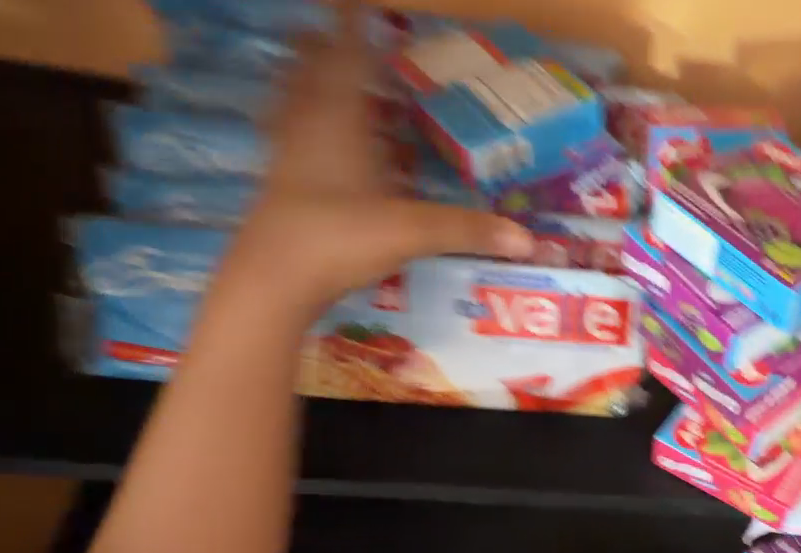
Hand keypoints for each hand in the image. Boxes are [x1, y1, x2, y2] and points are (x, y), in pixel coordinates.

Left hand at [220, 0, 532, 316]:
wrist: (274, 278)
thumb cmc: (340, 237)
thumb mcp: (412, 233)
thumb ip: (467, 231)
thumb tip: (526, 239)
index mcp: (339, 120)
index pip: (347, 57)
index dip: (354, 30)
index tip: (361, 9)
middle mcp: (310, 126)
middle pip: (313, 71)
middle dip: (329, 51)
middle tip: (348, 40)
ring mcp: (289, 154)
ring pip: (297, 102)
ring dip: (313, 86)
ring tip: (331, 79)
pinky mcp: (281, 184)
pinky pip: (293, 139)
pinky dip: (307, 129)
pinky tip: (321, 146)